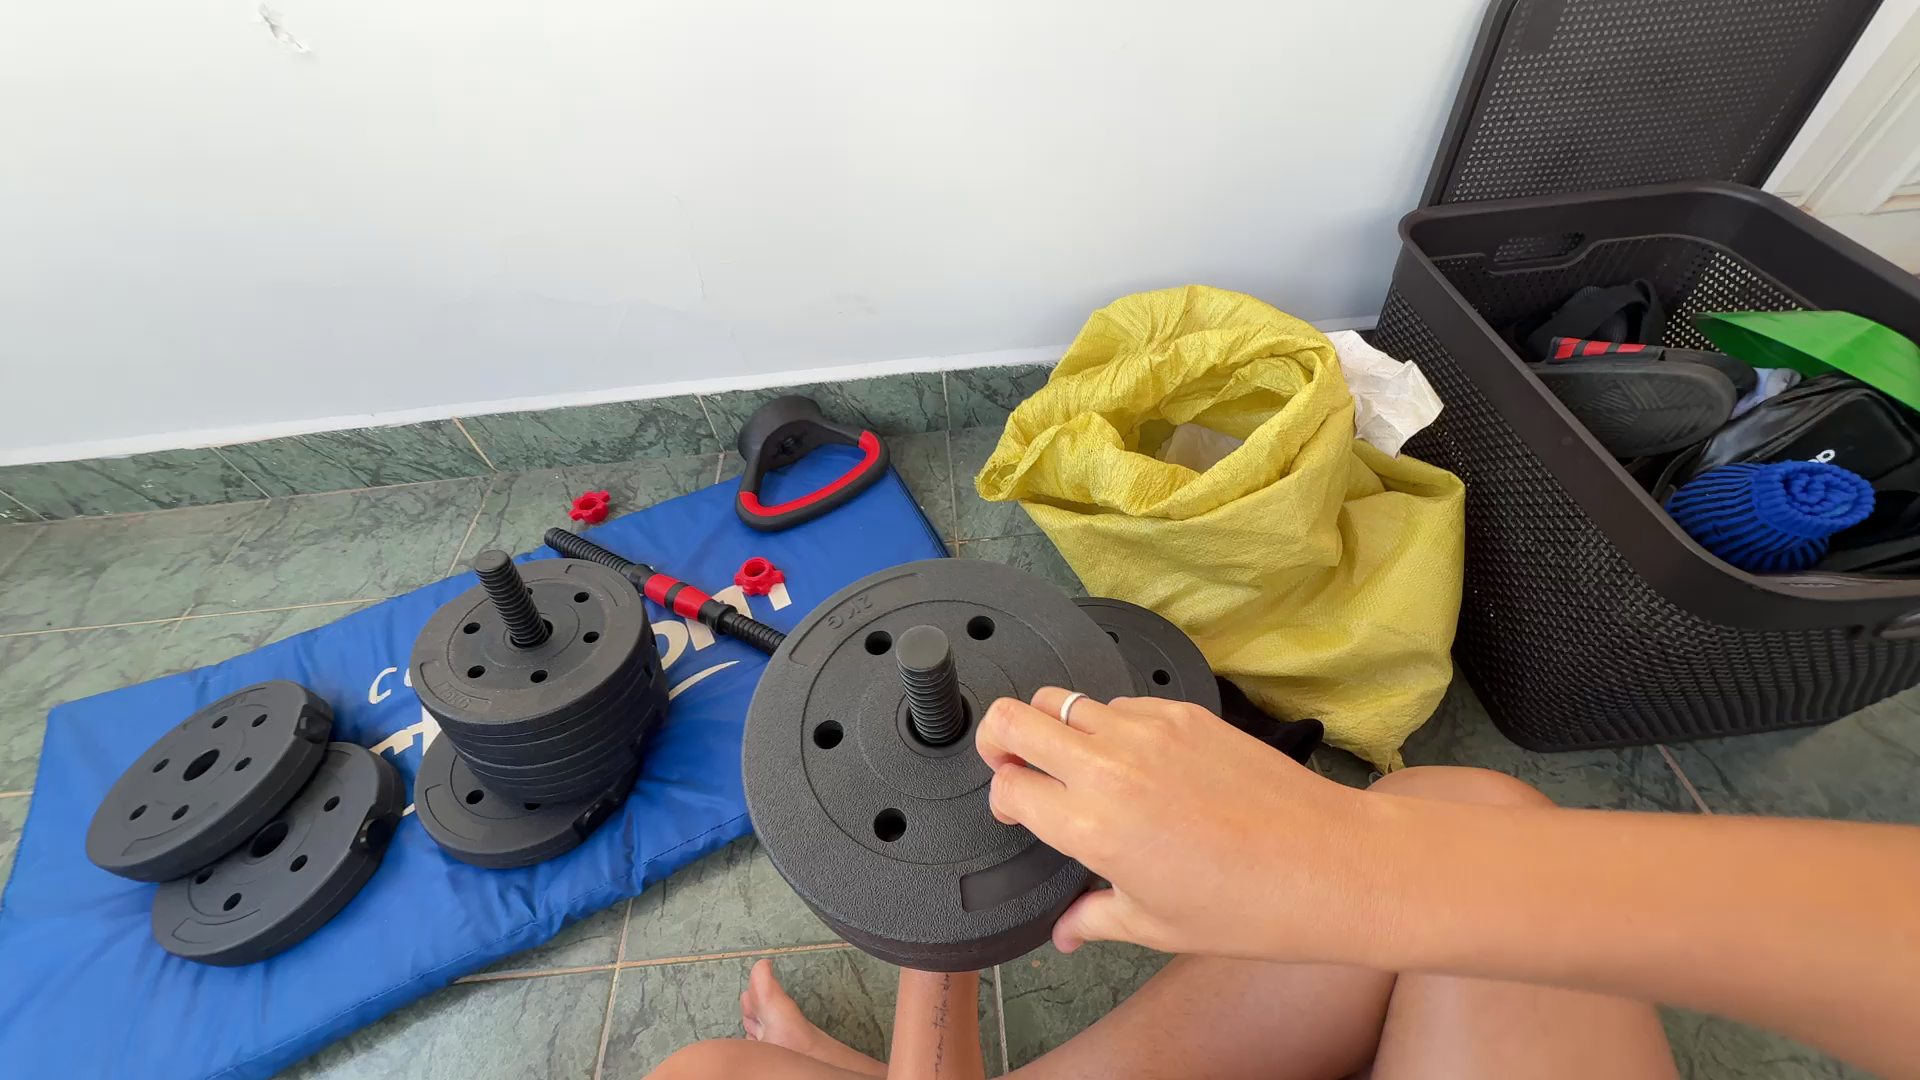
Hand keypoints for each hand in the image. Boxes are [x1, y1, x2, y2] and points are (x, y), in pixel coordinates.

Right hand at [974, 688, 1381, 962]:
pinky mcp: (1177, 709)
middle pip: (1010, 718)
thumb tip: (1062, 932)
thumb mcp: (1155, 926)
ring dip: (1053, 726)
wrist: (1329, 862)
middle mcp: (1106, 768)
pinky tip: (1137, 756)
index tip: (1017, 808)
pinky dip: (1109, 724)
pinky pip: (1117, 702)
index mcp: (1091, 828)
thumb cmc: (1246, 908)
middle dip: (997, 738)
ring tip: (1076, 756)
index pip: (1007, 786)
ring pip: (1060, 699)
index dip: (1002, 798)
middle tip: (1013, 760)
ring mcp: (1143, 729)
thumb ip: (1089, 918)